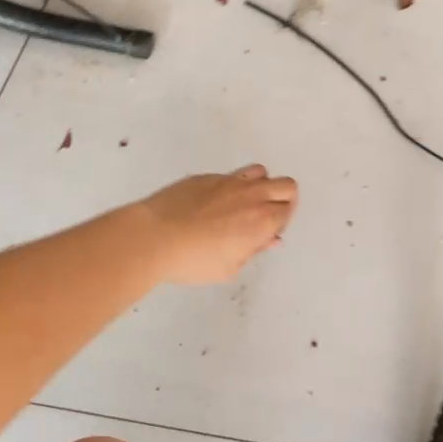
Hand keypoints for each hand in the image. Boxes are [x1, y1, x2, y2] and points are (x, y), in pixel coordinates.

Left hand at [130, 165, 298, 283]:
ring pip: (263, 172)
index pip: (288, 211)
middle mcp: (253, 195)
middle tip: (265, 217)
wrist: (154, 237)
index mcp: (262, 220)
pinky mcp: (209, 176)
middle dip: (283, 200)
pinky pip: (233, 176)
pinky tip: (213, 205)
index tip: (266, 234)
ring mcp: (231, 182)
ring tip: (242, 205)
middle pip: (287, 186)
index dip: (281, 223)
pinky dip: (233, 187)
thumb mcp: (228, 268)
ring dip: (261, 187)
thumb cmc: (193, 261)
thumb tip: (270, 239)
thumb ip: (253, 250)